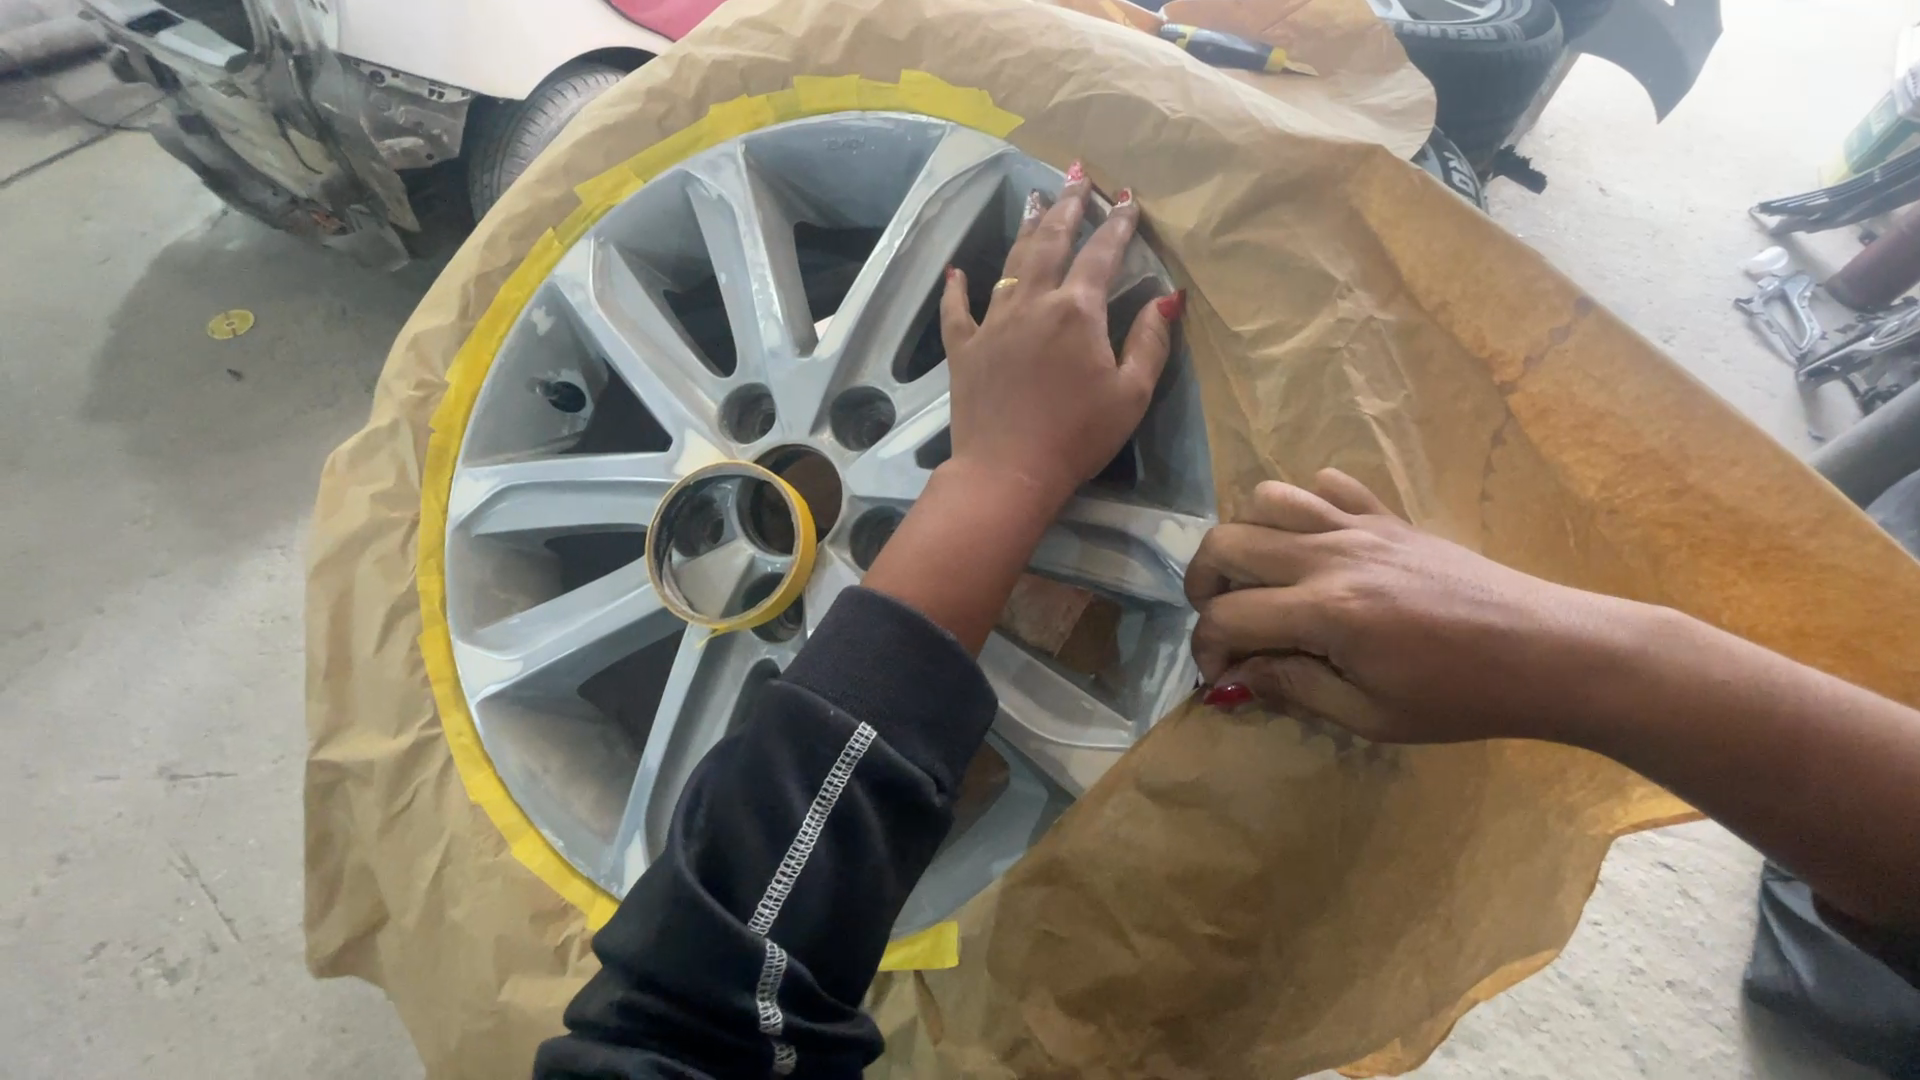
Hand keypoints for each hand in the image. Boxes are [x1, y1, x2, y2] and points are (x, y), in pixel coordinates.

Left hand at [938, 167, 1183, 509]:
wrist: (1007, 472)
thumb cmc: (1076, 438)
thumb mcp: (1130, 396)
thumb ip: (1149, 343)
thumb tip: (1167, 298)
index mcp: (1077, 312)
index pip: (1101, 254)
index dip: (1117, 223)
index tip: (1126, 198)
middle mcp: (1033, 304)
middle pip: (1050, 242)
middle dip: (1066, 206)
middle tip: (1075, 176)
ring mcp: (993, 324)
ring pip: (1010, 264)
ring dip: (1024, 229)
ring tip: (1033, 199)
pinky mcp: (963, 349)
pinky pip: (957, 311)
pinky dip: (956, 289)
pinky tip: (957, 271)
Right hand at [1185, 468, 1643, 743]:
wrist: (1553, 653)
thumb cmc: (1463, 698)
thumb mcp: (1371, 715)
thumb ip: (1292, 686)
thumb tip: (1235, 677)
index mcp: (1326, 611)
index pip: (1226, 617)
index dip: (1206, 650)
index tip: (1222, 677)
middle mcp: (1330, 556)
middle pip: (1226, 542)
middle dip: (1203, 583)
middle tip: (1223, 618)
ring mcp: (1359, 527)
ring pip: (1266, 498)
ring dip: (1247, 535)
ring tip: (1260, 574)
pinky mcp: (1387, 516)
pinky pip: (1327, 484)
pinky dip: (1306, 505)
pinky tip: (1317, 542)